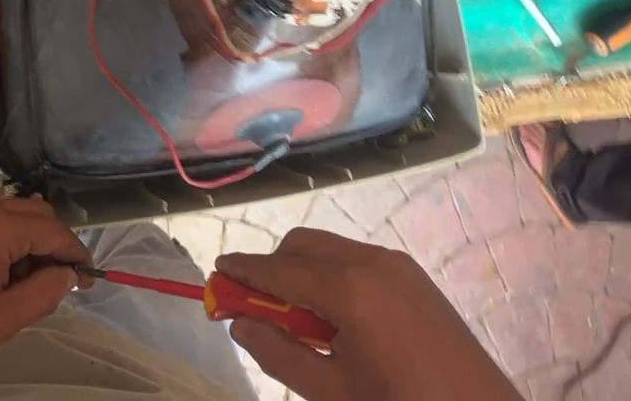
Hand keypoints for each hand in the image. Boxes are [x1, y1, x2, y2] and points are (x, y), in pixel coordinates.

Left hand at [0, 197, 92, 399]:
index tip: (91, 282)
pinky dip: (11, 246)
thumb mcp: (1, 320)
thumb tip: (68, 275)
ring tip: (33, 291)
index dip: (77, 254)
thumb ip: (43, 293)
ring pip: (16, 218)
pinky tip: (6, 282)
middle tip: (63, 287)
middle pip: (37, 214)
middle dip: (56, 245)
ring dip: (33, 245)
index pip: (54, 230)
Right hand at [218, 227, 520, 400]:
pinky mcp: (413, 275)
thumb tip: (241, 323)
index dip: (244, 270)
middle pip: (302, 245)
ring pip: (329, 249)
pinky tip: (338, 320)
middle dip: (274, 268)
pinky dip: (333, 276)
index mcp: (350, 288)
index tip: (216, 272)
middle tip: (258, 307)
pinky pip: (356, 260)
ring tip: (303, 323)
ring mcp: (397, 264)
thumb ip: (280, 354)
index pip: (279, 270)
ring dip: (304, 272)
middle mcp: (371, 260)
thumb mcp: (334, 395)